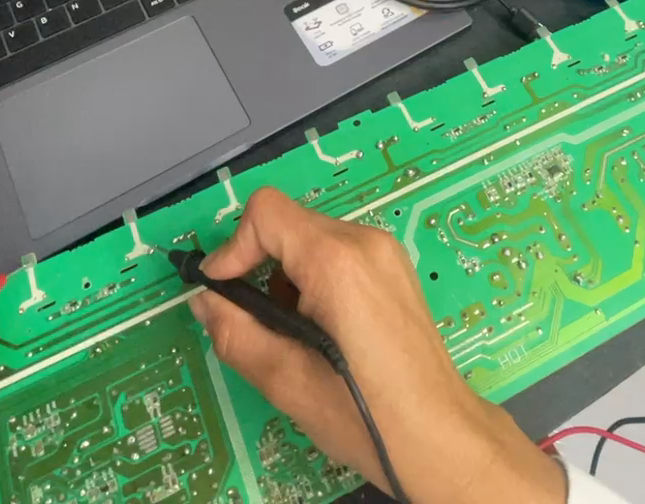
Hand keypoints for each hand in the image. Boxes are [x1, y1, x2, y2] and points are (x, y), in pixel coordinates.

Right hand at [191, 188, 565, 503]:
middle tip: (255, 321)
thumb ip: (235, 333)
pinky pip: (338, 251)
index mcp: (337, 260)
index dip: (234, 247)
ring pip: (312, 237)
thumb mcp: (285, 381)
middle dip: (260, 266)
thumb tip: (205, 300)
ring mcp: (384, 249)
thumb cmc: (366, 413)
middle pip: (289, 223)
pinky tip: (323, 327)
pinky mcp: (393, 264)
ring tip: (295, 333)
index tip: (221, 290)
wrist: (438, 433)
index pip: (267, 212)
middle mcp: (364, 240)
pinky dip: (316, 277)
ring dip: (288, 275)